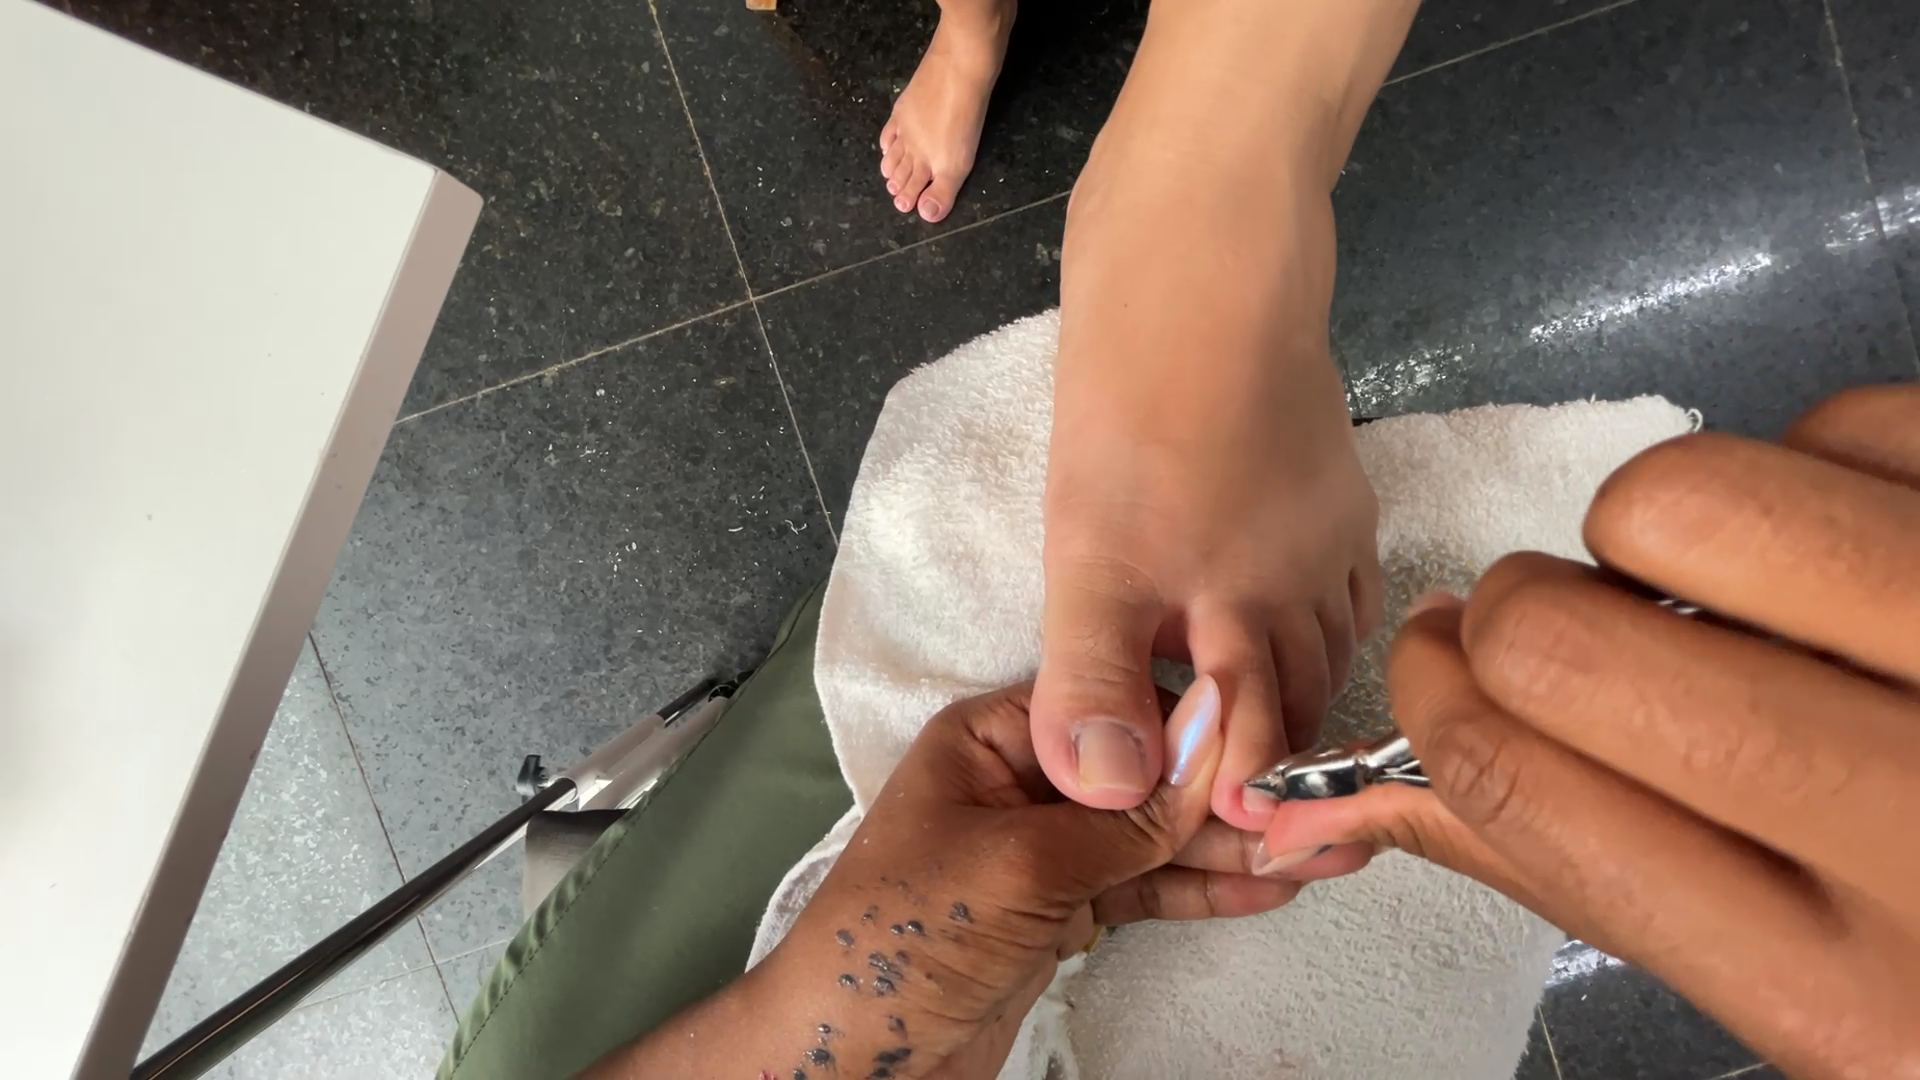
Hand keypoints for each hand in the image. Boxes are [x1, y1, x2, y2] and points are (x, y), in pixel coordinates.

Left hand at [760, 678, 1307, 1079]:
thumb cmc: (915, 930)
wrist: (860, 1057)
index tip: (1273, 747)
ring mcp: (1046, 842)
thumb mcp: (1024, 862)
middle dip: (1220, 799)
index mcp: (995, 736)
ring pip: (1146, 835)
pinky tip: (1264, 890)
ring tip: (1315, 855)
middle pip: (1135, 775)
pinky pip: (1137, 884)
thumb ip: (1127, 815)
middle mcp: (1023, 776)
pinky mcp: (1062, 901)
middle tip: (1313, 814)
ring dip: (1222, 849)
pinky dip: (1194, 890)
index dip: (1187, 728)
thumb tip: (1215, 729)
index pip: (1108, 709)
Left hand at [1035, 177, 1380, 833]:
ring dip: (1291, 692)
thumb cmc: (1132, 415)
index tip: (1213, 832)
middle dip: (1269, 754)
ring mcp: (1329, 528)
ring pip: (1324, 644)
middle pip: (1301, 700)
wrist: (1197, 275)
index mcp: (1244, 611)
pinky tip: (1282, 623)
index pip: (1257, 741)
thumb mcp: (1087, 554)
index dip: (1237, 794)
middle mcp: (1305, 583)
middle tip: (1227, 790)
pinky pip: (1339, 584)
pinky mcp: (1330, 482)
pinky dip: (1313, 625)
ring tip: (1249, 724)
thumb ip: (1095, 672)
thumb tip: (1106, 794)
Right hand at [1259, 385, 1919, 1077]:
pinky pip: (1851, 422)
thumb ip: (1550, 862)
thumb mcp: (1791, 986)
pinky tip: (1894, 549)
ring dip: (1661, 533)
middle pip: (1556, 638)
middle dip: (1521, 611)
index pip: (1507, 775)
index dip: (1430, 692)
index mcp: (1849, 988)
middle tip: (1576, 625)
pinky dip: (1830, 467)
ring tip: (1749, 589)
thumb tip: (1339, 801)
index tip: (1436, 653)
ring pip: (1676, 501)